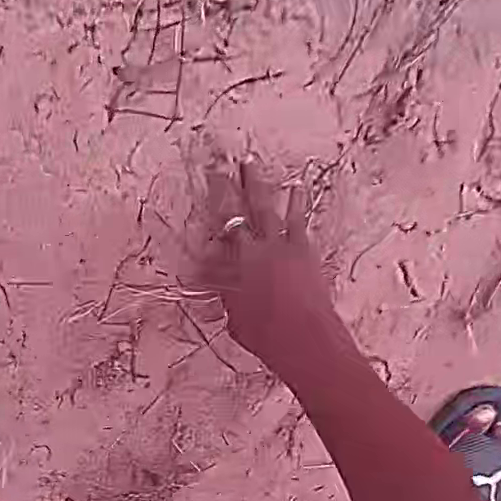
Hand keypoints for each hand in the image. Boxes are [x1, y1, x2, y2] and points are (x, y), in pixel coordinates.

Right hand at [198, 157, 356, 378]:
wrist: (304, 337)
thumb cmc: (267, 335)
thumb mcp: (237, 320)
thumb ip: (229, 299)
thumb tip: (222, 292)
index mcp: (233, 271)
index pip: (212, 243)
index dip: (204, 229)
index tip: (197, 213)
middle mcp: (252, 252)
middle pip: (234, 214)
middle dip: (224, 190)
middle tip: (218, 169)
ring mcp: (279, 247)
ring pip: (265, 208)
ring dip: (257, 185)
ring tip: (252, 164)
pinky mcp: (303, 248)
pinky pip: (297, 219)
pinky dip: (296, 202)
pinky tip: (296, 187)